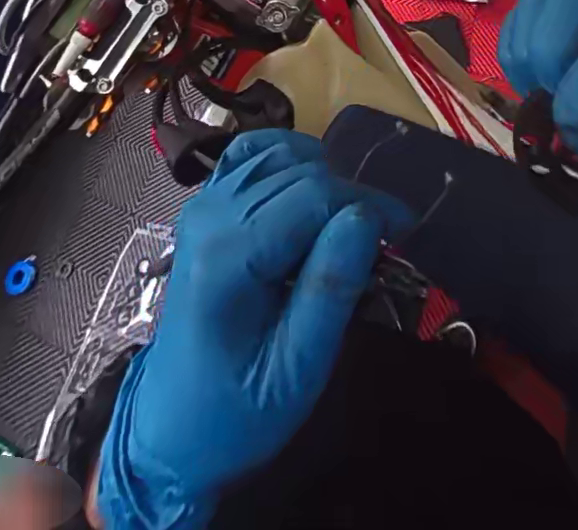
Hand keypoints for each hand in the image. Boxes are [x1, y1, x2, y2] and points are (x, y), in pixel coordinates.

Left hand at [96, 130, 411, 529]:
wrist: (173, 423)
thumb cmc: (237, 409)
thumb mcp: (297, 368)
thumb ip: (331, 287)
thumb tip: (367, 216)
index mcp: (229, 254)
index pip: (313, 194)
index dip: (367, 203)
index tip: (404, 230)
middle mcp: (210, 213)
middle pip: (299, 171)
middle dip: (350, 197)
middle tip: (381, 241)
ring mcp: (201, 204)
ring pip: (277, 155)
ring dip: (323, 179)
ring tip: (346, 226)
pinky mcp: (203, 206)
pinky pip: (248, 156)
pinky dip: (285, 160)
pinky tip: (307, 189)